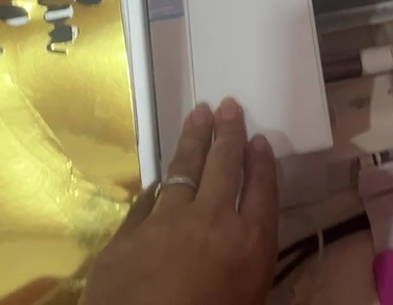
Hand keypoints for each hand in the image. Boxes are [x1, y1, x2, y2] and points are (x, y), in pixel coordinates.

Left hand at [82, 99, 279, 304]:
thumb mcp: (248, 300)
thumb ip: (249, 264)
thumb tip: (247, 244)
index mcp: (250, 241)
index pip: (263, 187)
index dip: (261, 160)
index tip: (258, 138)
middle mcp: (213, 219)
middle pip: (225, 165)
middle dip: (228, 133)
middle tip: (228, 106)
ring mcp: (168, 222)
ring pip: (185, 169)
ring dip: (194, 139)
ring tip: (199, 115)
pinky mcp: (129, 235)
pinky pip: (147, 201)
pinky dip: (157, 187)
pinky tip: (160, 178)